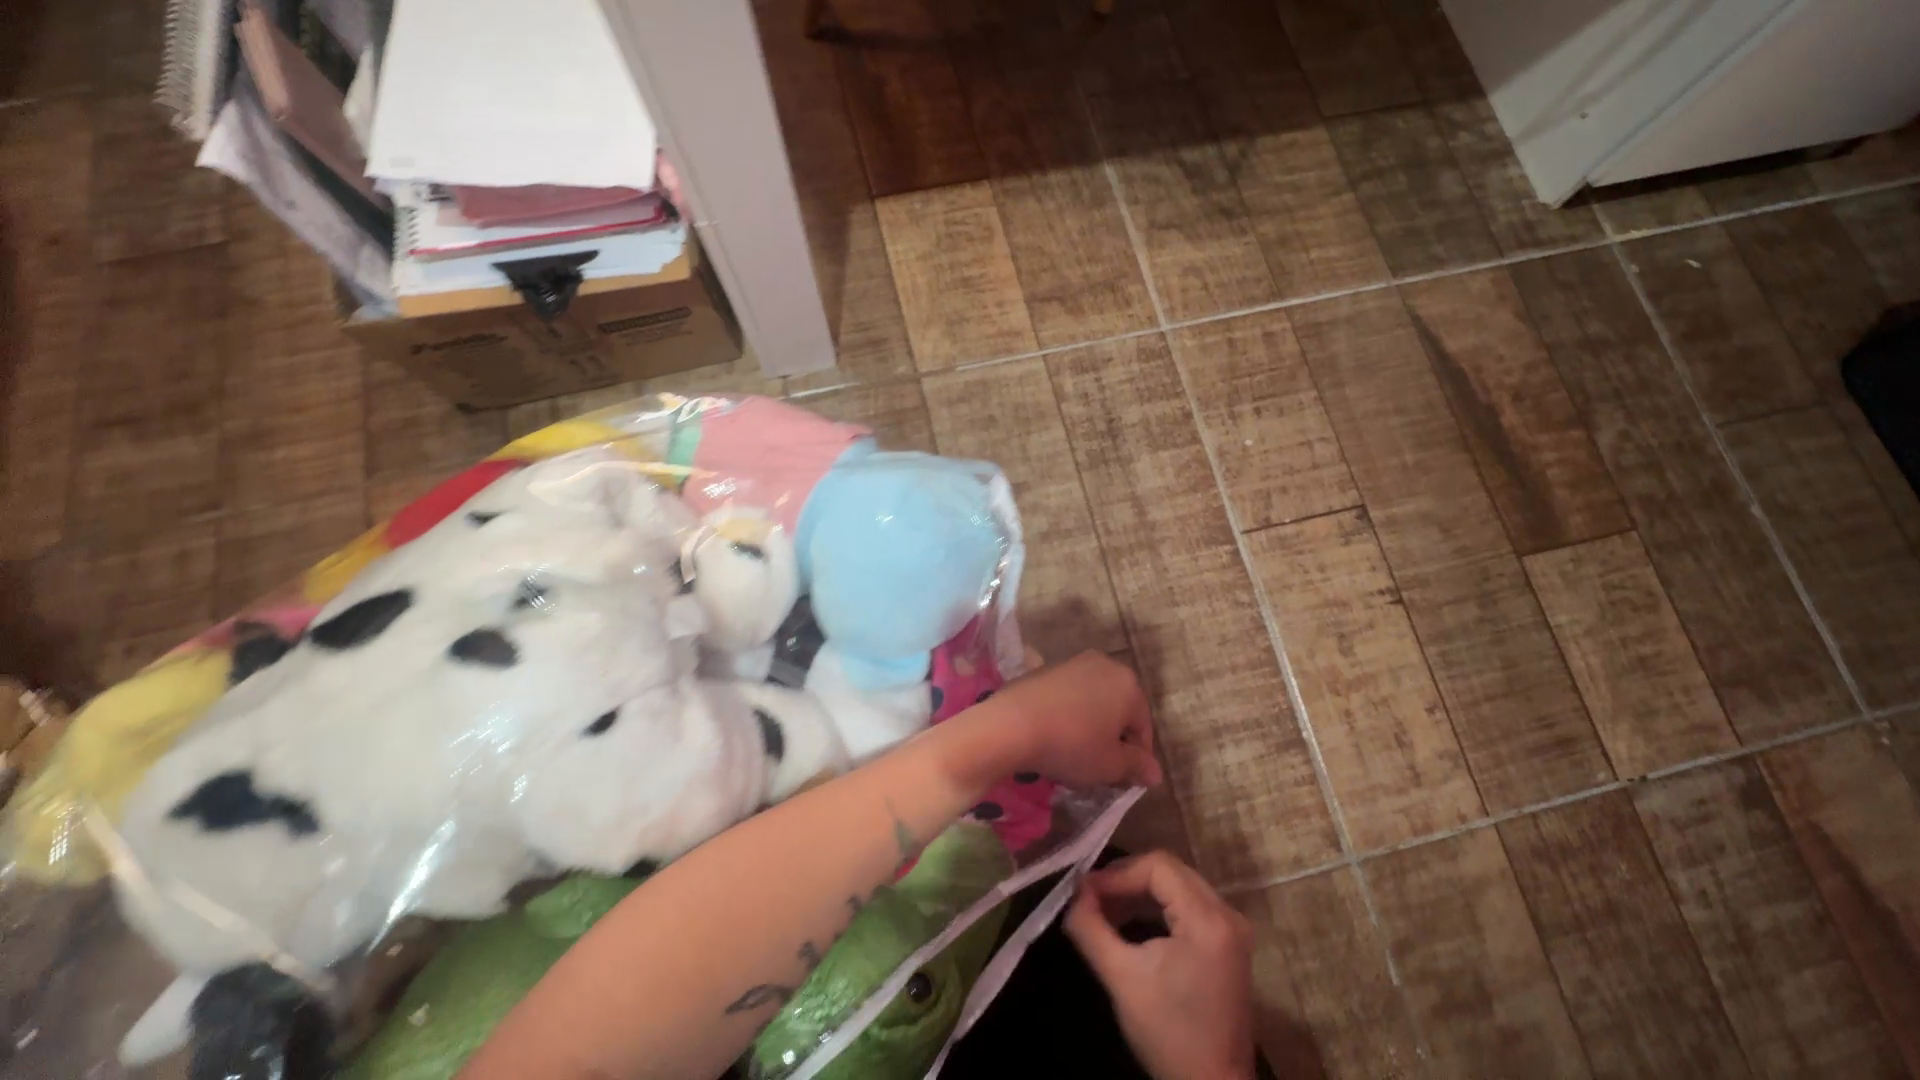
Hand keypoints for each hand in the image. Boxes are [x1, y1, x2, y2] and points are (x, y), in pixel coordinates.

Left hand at [993, 651, 1159, 788]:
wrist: (1011, 724)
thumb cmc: (1072, 745)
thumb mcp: (1110, 765)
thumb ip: (1137, 767)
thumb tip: (1156, 773)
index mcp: (1128, 684)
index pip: (1143, 726)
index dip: (1138, 757)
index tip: (1125, 778)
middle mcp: (1104, 665)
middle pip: (1119, 709)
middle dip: (1114, 737)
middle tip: (1101, 766)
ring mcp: (1072, 663)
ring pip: (1093, 701)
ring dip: (1090, 725)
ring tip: (1076, 753)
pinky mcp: (1044, 669)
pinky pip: (1067, 696)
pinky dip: (1068, 714)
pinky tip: (1055, 735)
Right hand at [1065, 852, 1256, 1079]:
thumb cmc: (1167, 1034)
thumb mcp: (1121, 978)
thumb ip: (1091, 928)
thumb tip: (1072, 896)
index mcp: (1208, 920)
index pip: (1159, 867)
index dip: (1117, 873)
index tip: (1084, 893)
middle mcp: (1228, 915)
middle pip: (1170, 871)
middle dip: (1126, 880)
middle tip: (1090, 898)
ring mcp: (1232, 930)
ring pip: (1179, 886)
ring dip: (1140, 893)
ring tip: (1104, 912)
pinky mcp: (1228, 944)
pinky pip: (1189, 905)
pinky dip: (1157, 908)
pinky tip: (1129, 924)